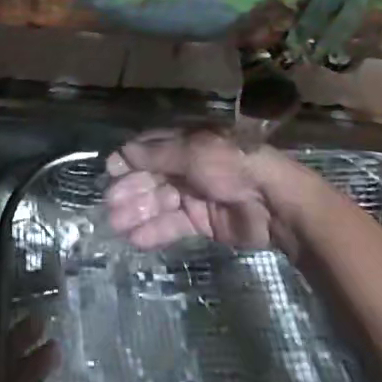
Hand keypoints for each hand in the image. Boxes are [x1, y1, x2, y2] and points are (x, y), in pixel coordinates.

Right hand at [103, 129, 301, 250]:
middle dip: (131, 190)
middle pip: (152, 178)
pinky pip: (173, 225)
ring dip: (137, 212)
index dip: (130, 160)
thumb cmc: (231, 165)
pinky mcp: (202, 222)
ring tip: (115, 225)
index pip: (152, 149)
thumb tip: (123, 151)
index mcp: (189, 143)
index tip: (109, 172)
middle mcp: (189, 167)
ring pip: (159, 203)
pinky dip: (154, 231)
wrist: (272, 201)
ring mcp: (196, 195)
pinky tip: (134, 239)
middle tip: (109, 204)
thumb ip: (157, 155)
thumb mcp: (193, 152)